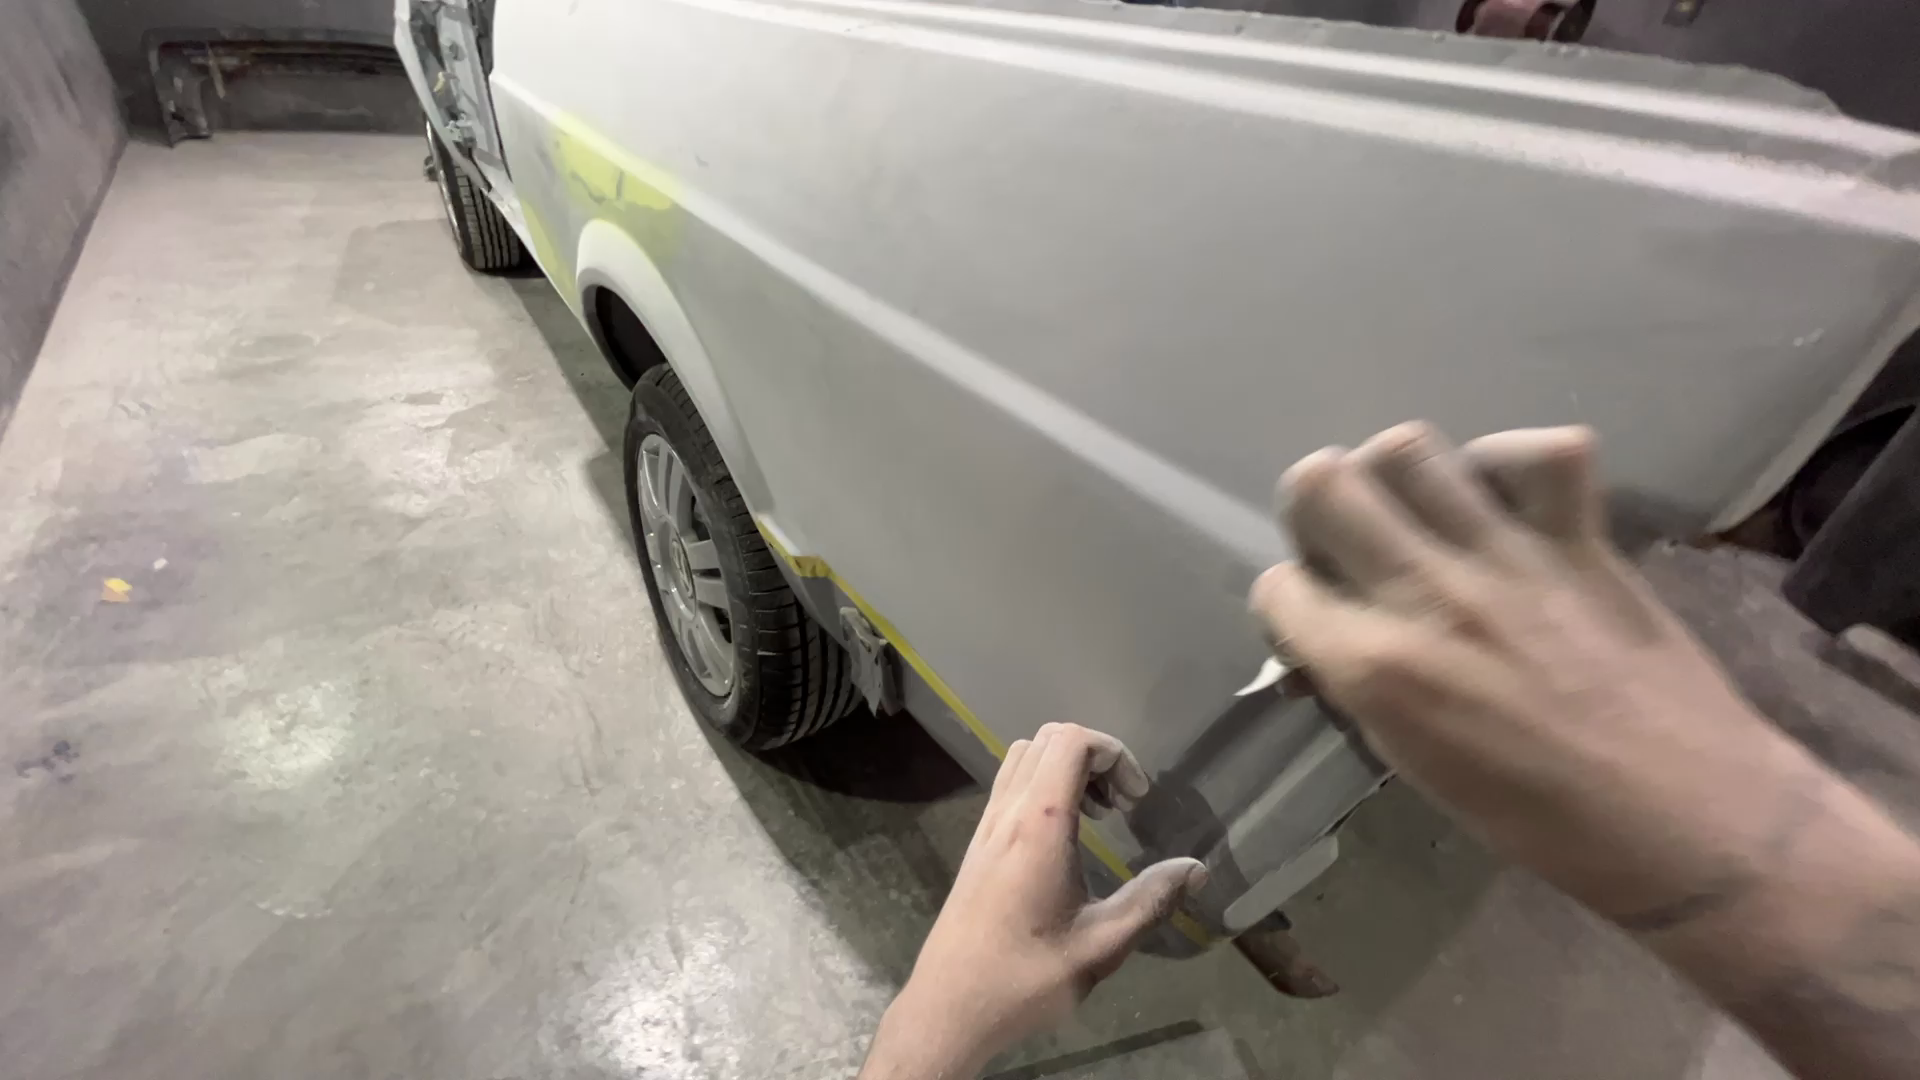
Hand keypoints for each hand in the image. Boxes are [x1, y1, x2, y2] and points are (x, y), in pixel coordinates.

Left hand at [859, 723, 1206, 1078]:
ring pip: (1026, 754)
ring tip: (1097, 815)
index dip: (1114, 753)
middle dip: (1096, 756)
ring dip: (1067, 766)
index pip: (1072, 741)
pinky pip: (1011, 781)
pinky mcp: (979, 838)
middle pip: (1050, 738)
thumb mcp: (1101, 945)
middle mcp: (1009, 808)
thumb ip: (1150, 900)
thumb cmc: (1027, 976)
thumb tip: (1196, 869)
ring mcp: (988, 820)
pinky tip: (1064, 834)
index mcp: (1040, 822)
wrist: (951, 1004)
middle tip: (1121, 805)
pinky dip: (1044, 783)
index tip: (1137, 799)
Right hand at [1248, 423, 1809, 923]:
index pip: (1277, 586)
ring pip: (1406, 449)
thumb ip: (1345, 674)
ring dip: (1389, 476)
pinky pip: (1541, 455)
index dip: (1283, 600)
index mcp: (1372, 664)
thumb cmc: (1522, 807)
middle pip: (1319, 484)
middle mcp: (1423, 593)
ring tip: (1410, 512)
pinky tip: (1495, 498)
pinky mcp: (1579, 541)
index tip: (1308, 615)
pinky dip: (1507, 461)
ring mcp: (1505, 558)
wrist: (1687, 821)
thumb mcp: (1399, 752)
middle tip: (1339, 540)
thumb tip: (1314, 635)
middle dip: (1310, 508)